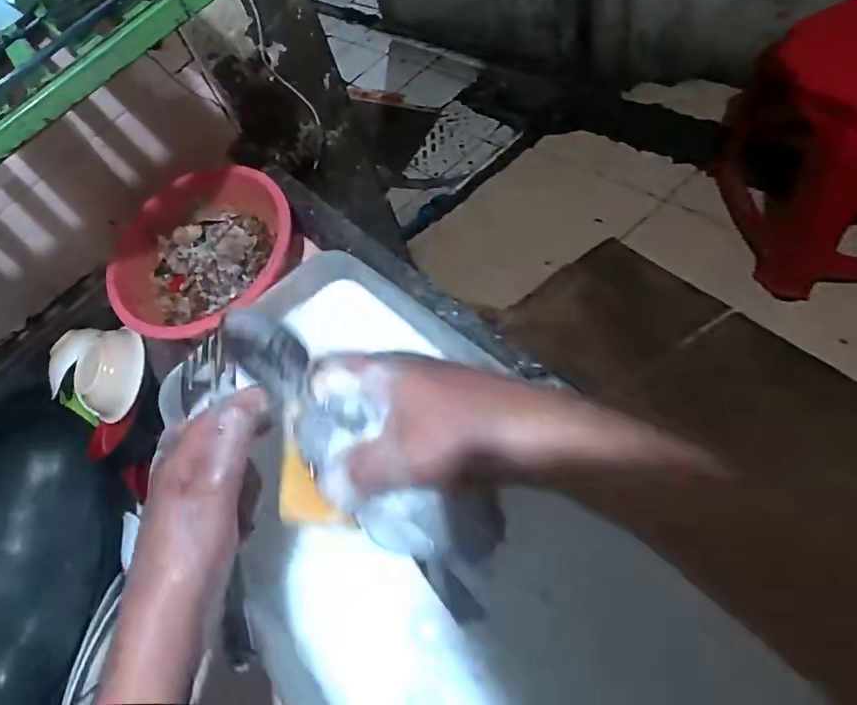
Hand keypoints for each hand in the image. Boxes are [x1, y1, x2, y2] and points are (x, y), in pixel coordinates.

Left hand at [138, 386, 269, 585]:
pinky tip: (243, 528)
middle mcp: (178, 471)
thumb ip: (227, 447)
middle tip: (260, 470)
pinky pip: (225, 500)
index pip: (210, 415)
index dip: (240, 404)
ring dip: (243, 482)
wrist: (168, 621)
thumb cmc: (190, 552)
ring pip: (224, 472)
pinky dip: (239, 507)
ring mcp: (186, 500)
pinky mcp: (197, 528)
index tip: (273, 398)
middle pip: (218, 440)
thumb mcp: (212, 494)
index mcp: (176, 455)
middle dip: (243, 449)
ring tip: (247, 509)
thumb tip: (245, 397)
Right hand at [317, 354, 707, 496]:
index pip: (327, 368)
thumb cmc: (469, 434)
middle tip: (329, 459)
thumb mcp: (408, 457)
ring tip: (367, 475)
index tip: (300, 428)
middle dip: (341, 425)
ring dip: (375, 441)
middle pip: (355, 393)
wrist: (557, 438)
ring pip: (387, 412)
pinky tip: (414, 478)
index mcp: (382, 368)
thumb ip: (363, 471)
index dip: (308, 393)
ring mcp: (434, 389)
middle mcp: (402, 371)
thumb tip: (326, 488)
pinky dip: (406, 449)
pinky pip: (415, 428)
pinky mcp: (459, 412)